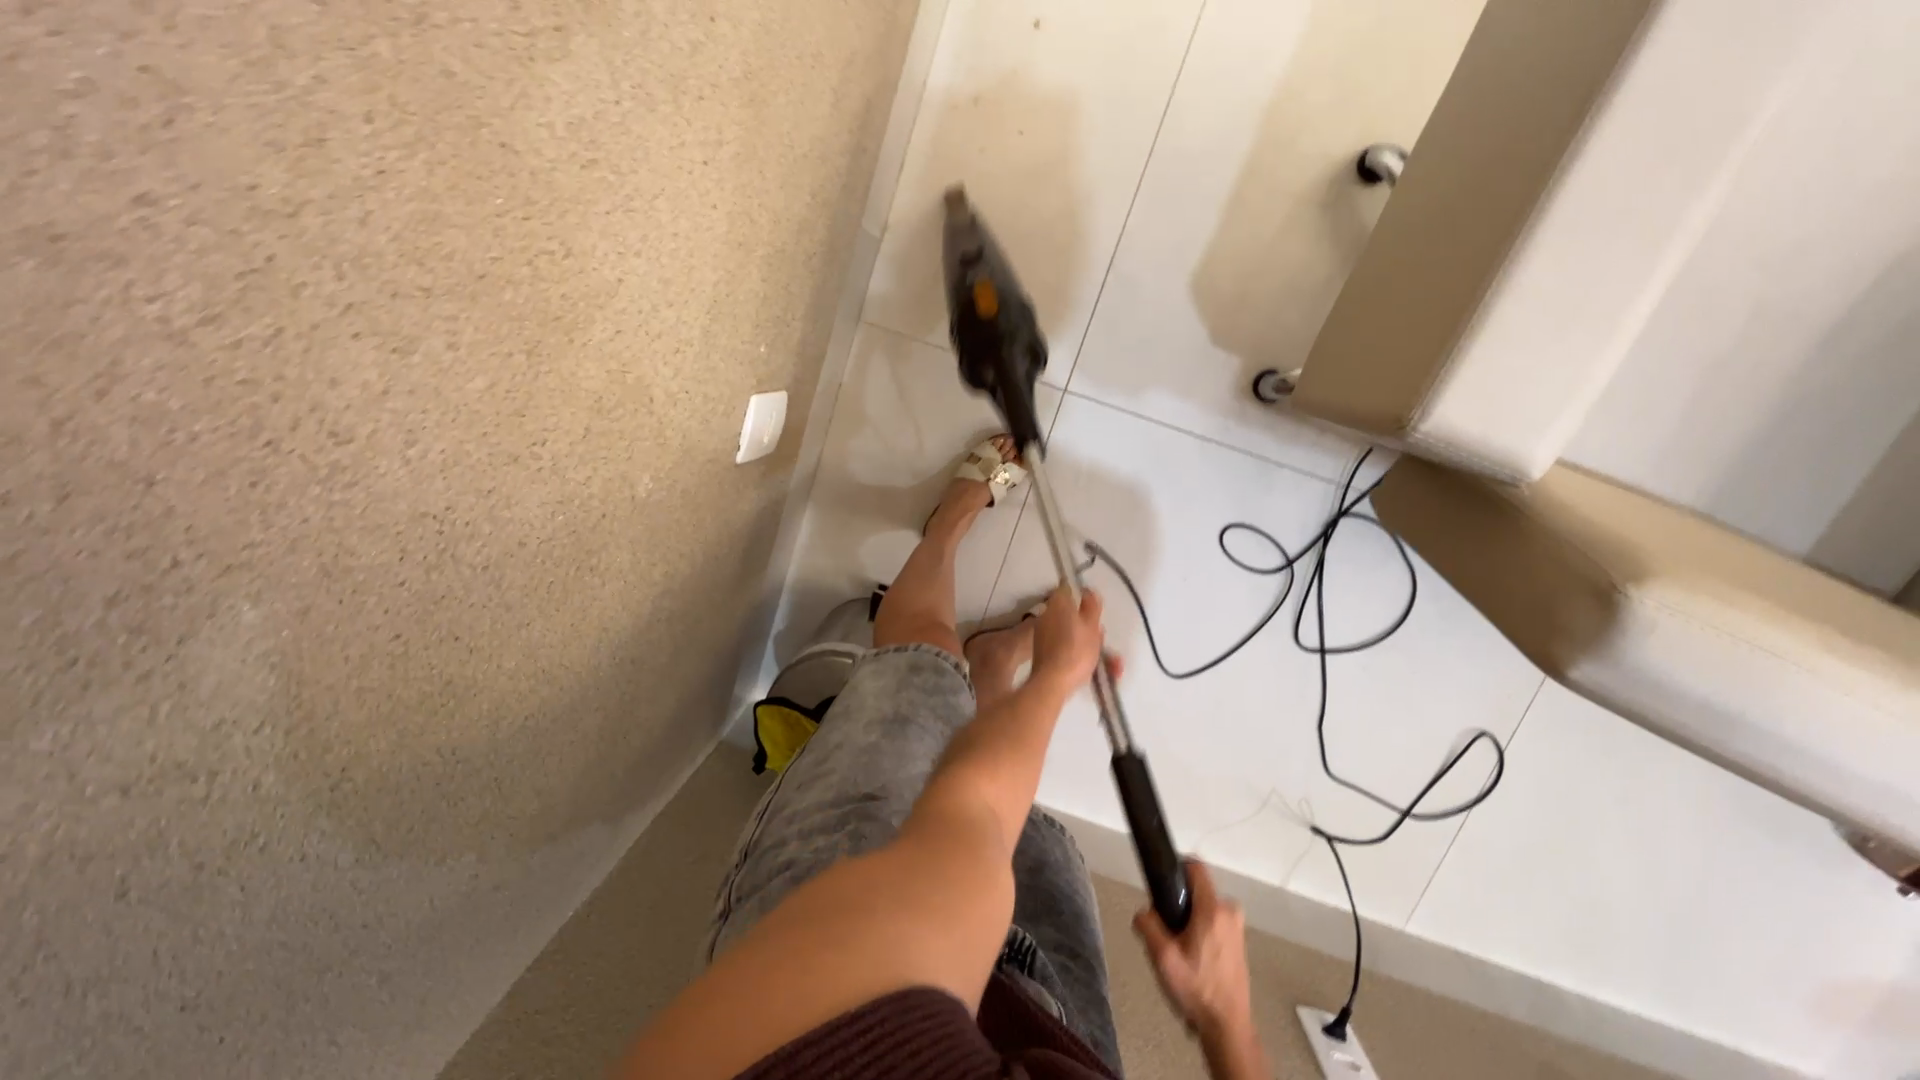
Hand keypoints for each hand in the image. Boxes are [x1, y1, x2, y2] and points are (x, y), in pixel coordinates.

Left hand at [1028, 586, 1107, 694]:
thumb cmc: (1076, 650)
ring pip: (1071, 632)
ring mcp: (1042, 632)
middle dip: (1090, 626)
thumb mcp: (1092, 625)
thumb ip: (1092, 605)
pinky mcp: (1042, 650)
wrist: (1053, 681)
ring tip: (1107, 662)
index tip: (1096, 612)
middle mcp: (1046, 614)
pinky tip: (1091, 668)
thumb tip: (1088, 591)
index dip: (1084, 598)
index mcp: (1058, 603)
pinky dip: (1077, 653)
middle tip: (1101, 640)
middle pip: (1072, 614)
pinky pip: (1064, 645)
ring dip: (1088, 643)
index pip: (1069, 589)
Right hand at [1133, 861, 1254, 1045]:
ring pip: (1203, 908)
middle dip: (1178, 905)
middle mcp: (1230, 911)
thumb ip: (1147, 924)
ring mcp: (1237, 927)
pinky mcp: (1238, 942)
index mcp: (1214, 909)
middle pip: (1195, 891)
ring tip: (1178, 952)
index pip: (1195, 866)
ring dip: (1188, 922)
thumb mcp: (1162, 957)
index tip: (1160, 885)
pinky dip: (1200, 933)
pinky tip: (1192, 960)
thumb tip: (1144, 912)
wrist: (1227, 1026)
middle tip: (1165, 934)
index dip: (1175, 867)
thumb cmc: (1196, 989)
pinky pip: (1213, 923)